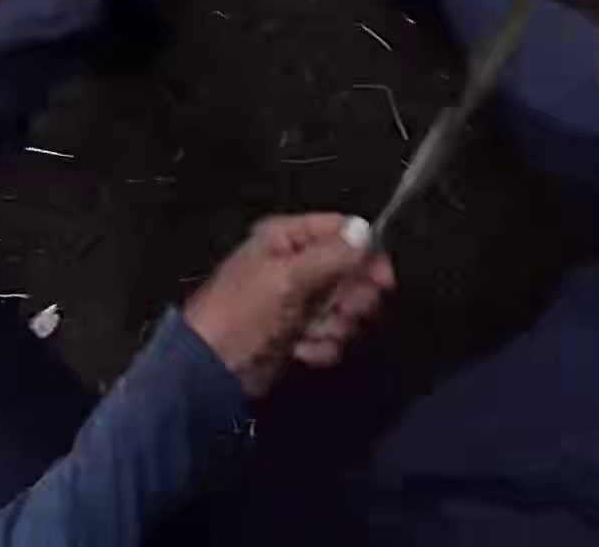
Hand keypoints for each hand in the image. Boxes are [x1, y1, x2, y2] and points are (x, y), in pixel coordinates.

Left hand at [182, 214, 395, 396]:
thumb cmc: (243, 312)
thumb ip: (330, 256)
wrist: (214, 368)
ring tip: (308, 331)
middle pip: (350, 273)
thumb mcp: (287, 277)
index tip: (384, 280)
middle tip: (339, 311)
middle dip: (348, 298)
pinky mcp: (302, 331)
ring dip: (333, 326)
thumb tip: (366, 231)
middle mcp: (297, 263)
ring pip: (345, 308)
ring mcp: (300, 299)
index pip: (341, 232)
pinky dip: (322, 346)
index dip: (366, 253)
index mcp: (287, 237)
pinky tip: (302, 349)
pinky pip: (333, 335)